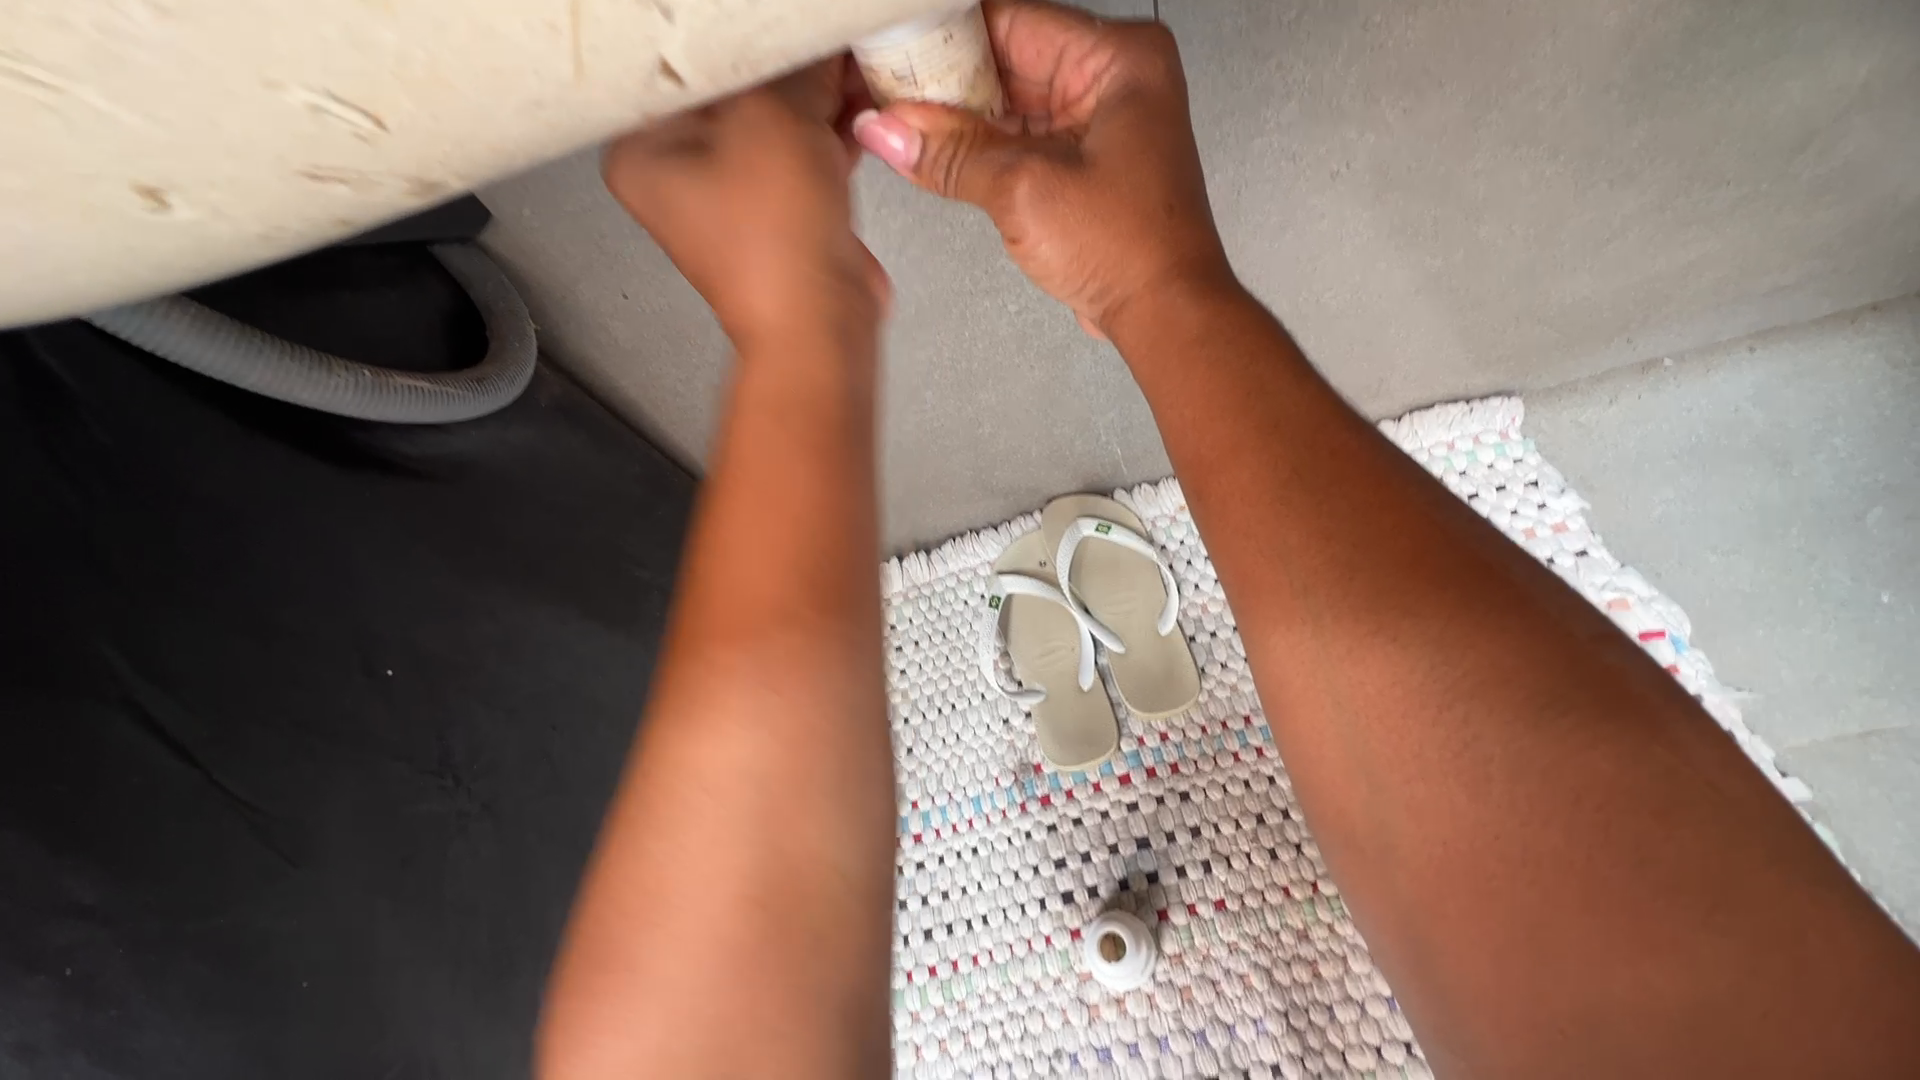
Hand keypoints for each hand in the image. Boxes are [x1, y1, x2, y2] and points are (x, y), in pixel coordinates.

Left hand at [604, 58, 887, 345]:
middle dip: (788, 61)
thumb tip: (818, 38)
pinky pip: (803, 153)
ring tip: (848, 63)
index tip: (774, 23)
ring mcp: (735, 197)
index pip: (685, 59)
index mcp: (643, 148)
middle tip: (818, 36)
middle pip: (735, 88)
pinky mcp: (781, 213)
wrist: (821, 322)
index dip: (738, 33)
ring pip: (776, 119)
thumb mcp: (778, 117)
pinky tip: (857, 103)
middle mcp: (682, 174)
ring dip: (818, 93)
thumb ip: (797, 65)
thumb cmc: (775, 246)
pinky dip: (831, 129)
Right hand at [851, 0, 1231, 339]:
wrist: (1162, 312)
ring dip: (959, 123)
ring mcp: (1097, 128)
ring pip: (1010, 107)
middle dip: (947, 82)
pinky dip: (981, 154)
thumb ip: (952, 155)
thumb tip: (892, 131)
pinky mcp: (1083, 169)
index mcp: (1117, 59)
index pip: (1010, 20)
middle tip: (889, 92)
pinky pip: (1021, 145)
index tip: (897, 49)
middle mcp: (1111, 84)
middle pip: (1007, 62)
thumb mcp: (1025, 189)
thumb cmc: (1132, 249)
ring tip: (904, 126)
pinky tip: (938, 157)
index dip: (946, 35)